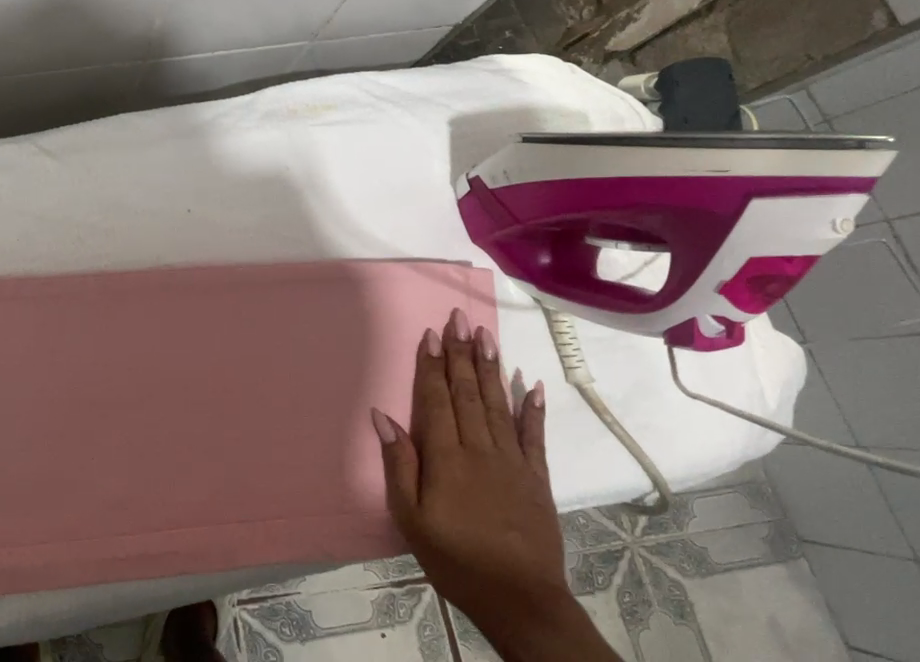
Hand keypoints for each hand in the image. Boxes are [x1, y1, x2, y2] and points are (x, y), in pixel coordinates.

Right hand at [371, 310, 619, 661]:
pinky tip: (532, 384)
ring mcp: (513, 462)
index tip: (432, 334)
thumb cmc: (455, 560)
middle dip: (461, 355)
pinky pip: (534, 436)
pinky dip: (533, 409)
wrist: (520, 599)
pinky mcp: (537, 479)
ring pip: (498, 405)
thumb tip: (383, 416)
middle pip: (468, 394)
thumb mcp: (411, 519)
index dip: (432, 366)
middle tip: (459, 319)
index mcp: (446, 458)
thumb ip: (400, 465)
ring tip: (485, 336)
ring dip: (491, 369)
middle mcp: (480, 450)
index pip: (436, 400)